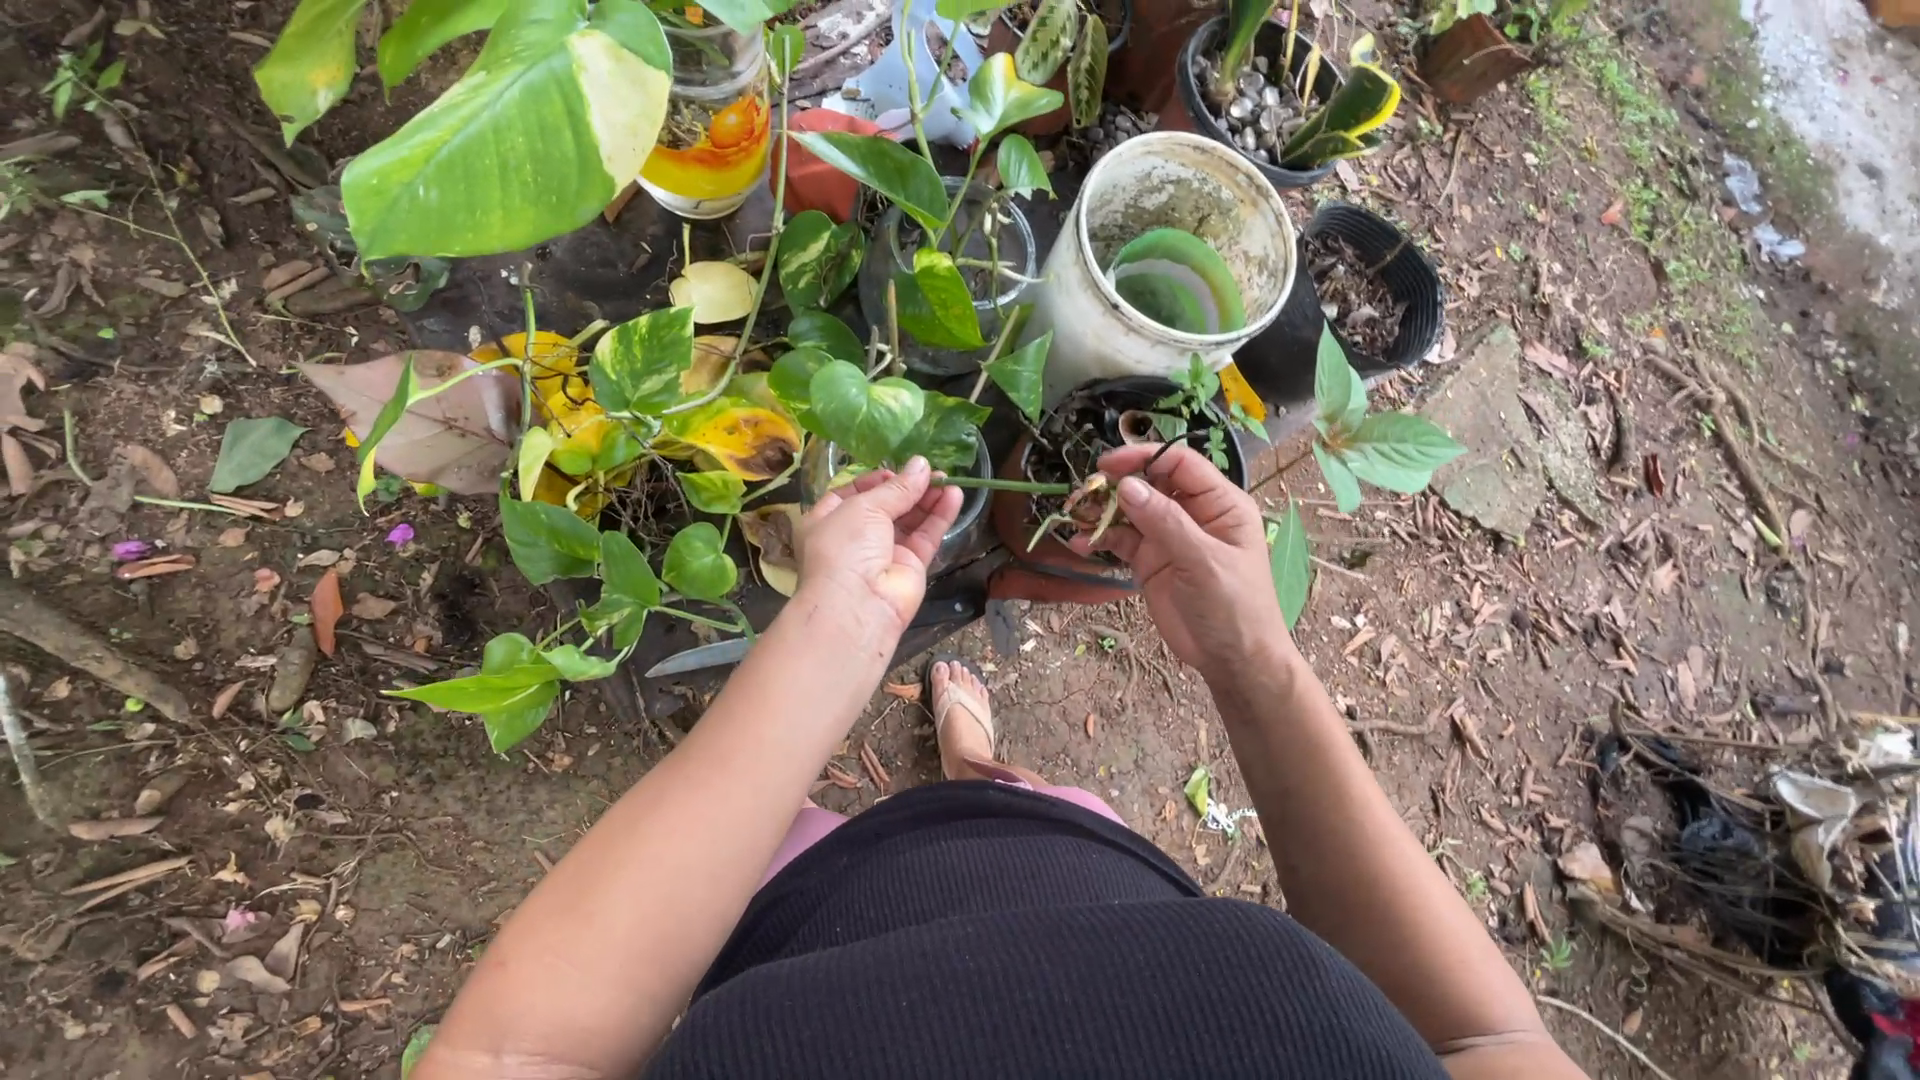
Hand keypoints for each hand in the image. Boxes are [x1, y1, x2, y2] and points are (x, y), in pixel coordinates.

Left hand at [795, 456, 961, 634]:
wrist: (857, 606)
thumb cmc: (844, 548)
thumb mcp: (864, 507)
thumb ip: (897, 488)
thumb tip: (922, 465)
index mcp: (829, 520)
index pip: (853, 493)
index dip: (876, 480)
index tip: (896, 471)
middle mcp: (855, 537)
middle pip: (887, 505)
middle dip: (909, 487)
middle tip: (933, 471)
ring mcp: (884, 552)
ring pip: (910, 520)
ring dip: (928, 499)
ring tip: (948, 479)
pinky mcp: (910, 566)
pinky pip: (926, 536)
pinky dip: (940, 516)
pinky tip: (954, 496)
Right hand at [1070, 443, 1290, 673]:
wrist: (1233, 660)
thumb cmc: (1234, 607)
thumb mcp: (1203, 561)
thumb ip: (1165, 522)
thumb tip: (1127, 486)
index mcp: (1219, 503)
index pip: (1179, 464)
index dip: (1144, 457)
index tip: (1108, 465)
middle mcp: (1193, 514)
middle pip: (1150, 483)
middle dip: (1117, 484)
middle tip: (1085, 492)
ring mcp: (1169, 537)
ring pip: (1131, 511)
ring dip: (1103, 511)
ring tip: (1076, 516)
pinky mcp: (1150, 561)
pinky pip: (1121, 541)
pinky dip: (1100, 540)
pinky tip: (1081, 544)